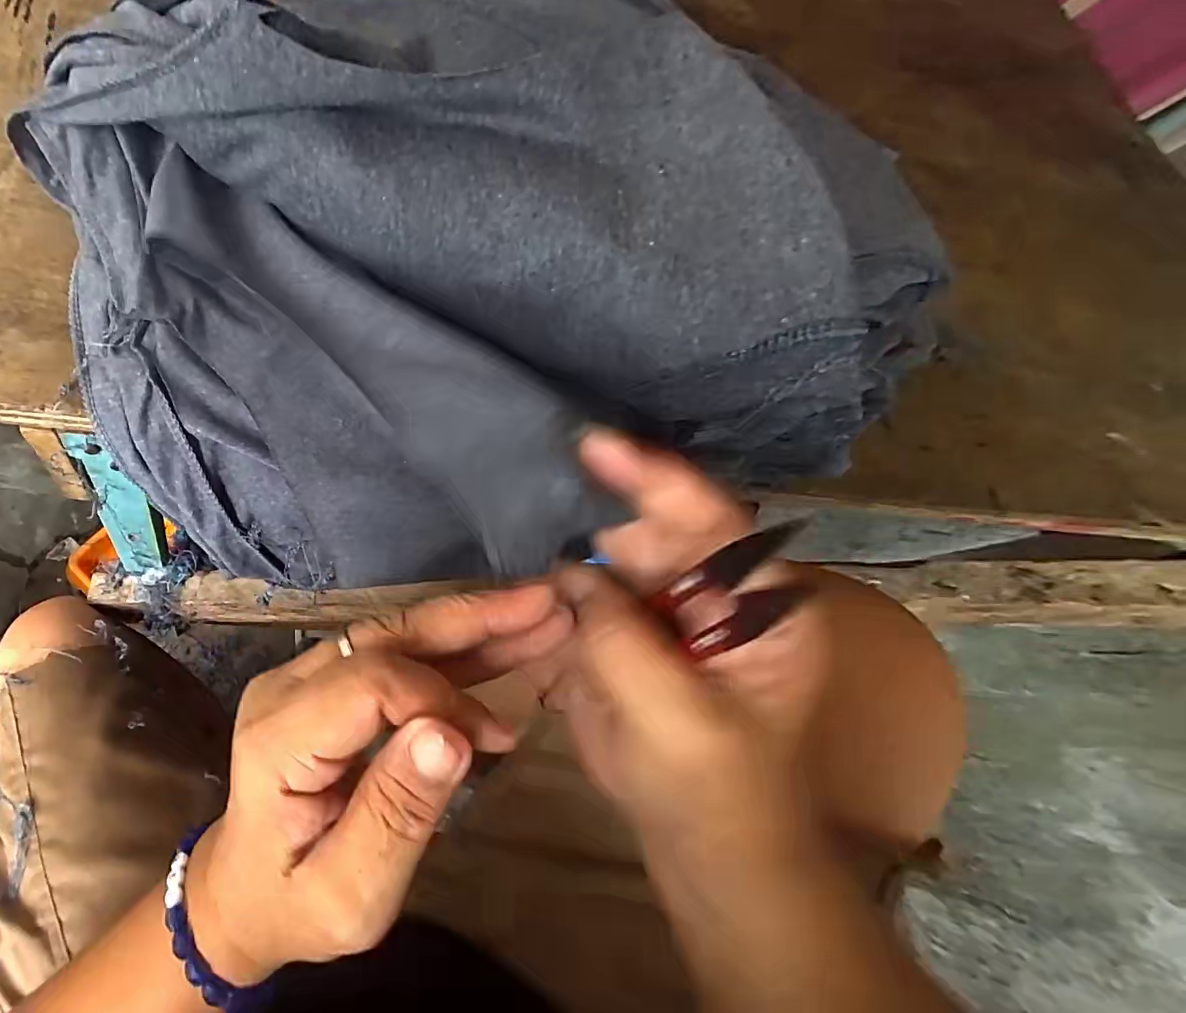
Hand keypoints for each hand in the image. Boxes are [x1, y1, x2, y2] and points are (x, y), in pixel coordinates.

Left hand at [183, 584, 572, 983]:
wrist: (243, 888)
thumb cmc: (293, 903)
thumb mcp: (350, 892)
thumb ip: (397, 813)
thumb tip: (450, 733)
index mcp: (280, 736)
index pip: (368, 683)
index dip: (439, 696)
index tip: (493, 737)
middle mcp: (284, 688)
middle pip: (381, 638)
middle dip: (466, 620)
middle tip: (545, 605)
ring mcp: (298, 678)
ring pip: (390, 635)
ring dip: (464, 626)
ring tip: (538, 612)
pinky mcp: (318, 682)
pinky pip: (387, 654)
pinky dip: (446, 651)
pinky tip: (497, 646)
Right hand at [549, 428, 831, 854]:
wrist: (696, 837)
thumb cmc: (708, 781)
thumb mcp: (671, 709)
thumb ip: (617, 633)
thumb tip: (569, 573)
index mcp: (756, 605)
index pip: (711, 521)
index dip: (654, 478)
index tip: (595, 444)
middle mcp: (709, 594)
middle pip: (652, 529)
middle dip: (602, 507)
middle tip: (543, 488)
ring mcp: (661, 612)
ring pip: (610, 555)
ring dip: (572, 540)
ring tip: (526, 517)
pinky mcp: (621, 632)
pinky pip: (584, 588)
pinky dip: (556, 577)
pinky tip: (528, 566)